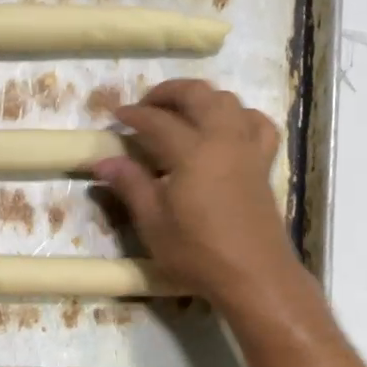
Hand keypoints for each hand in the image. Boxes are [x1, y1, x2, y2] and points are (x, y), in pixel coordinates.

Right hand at [94, 79, 300, 306]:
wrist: (252, 273)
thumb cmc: (196, 253)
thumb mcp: (153, 223)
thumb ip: (130, 185)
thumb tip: (103, 161)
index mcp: (192, 152)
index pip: (158, 121)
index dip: (134, 115)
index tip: (115, 117)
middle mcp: (223, 138)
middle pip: (198, 95)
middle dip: (169, 93)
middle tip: (145, 106)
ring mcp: (248, 148)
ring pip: (229, 101)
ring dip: (202, 99)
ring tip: (180, 114)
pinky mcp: (263, 163)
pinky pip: (255, 123)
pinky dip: (237, 116)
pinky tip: (226, 129)